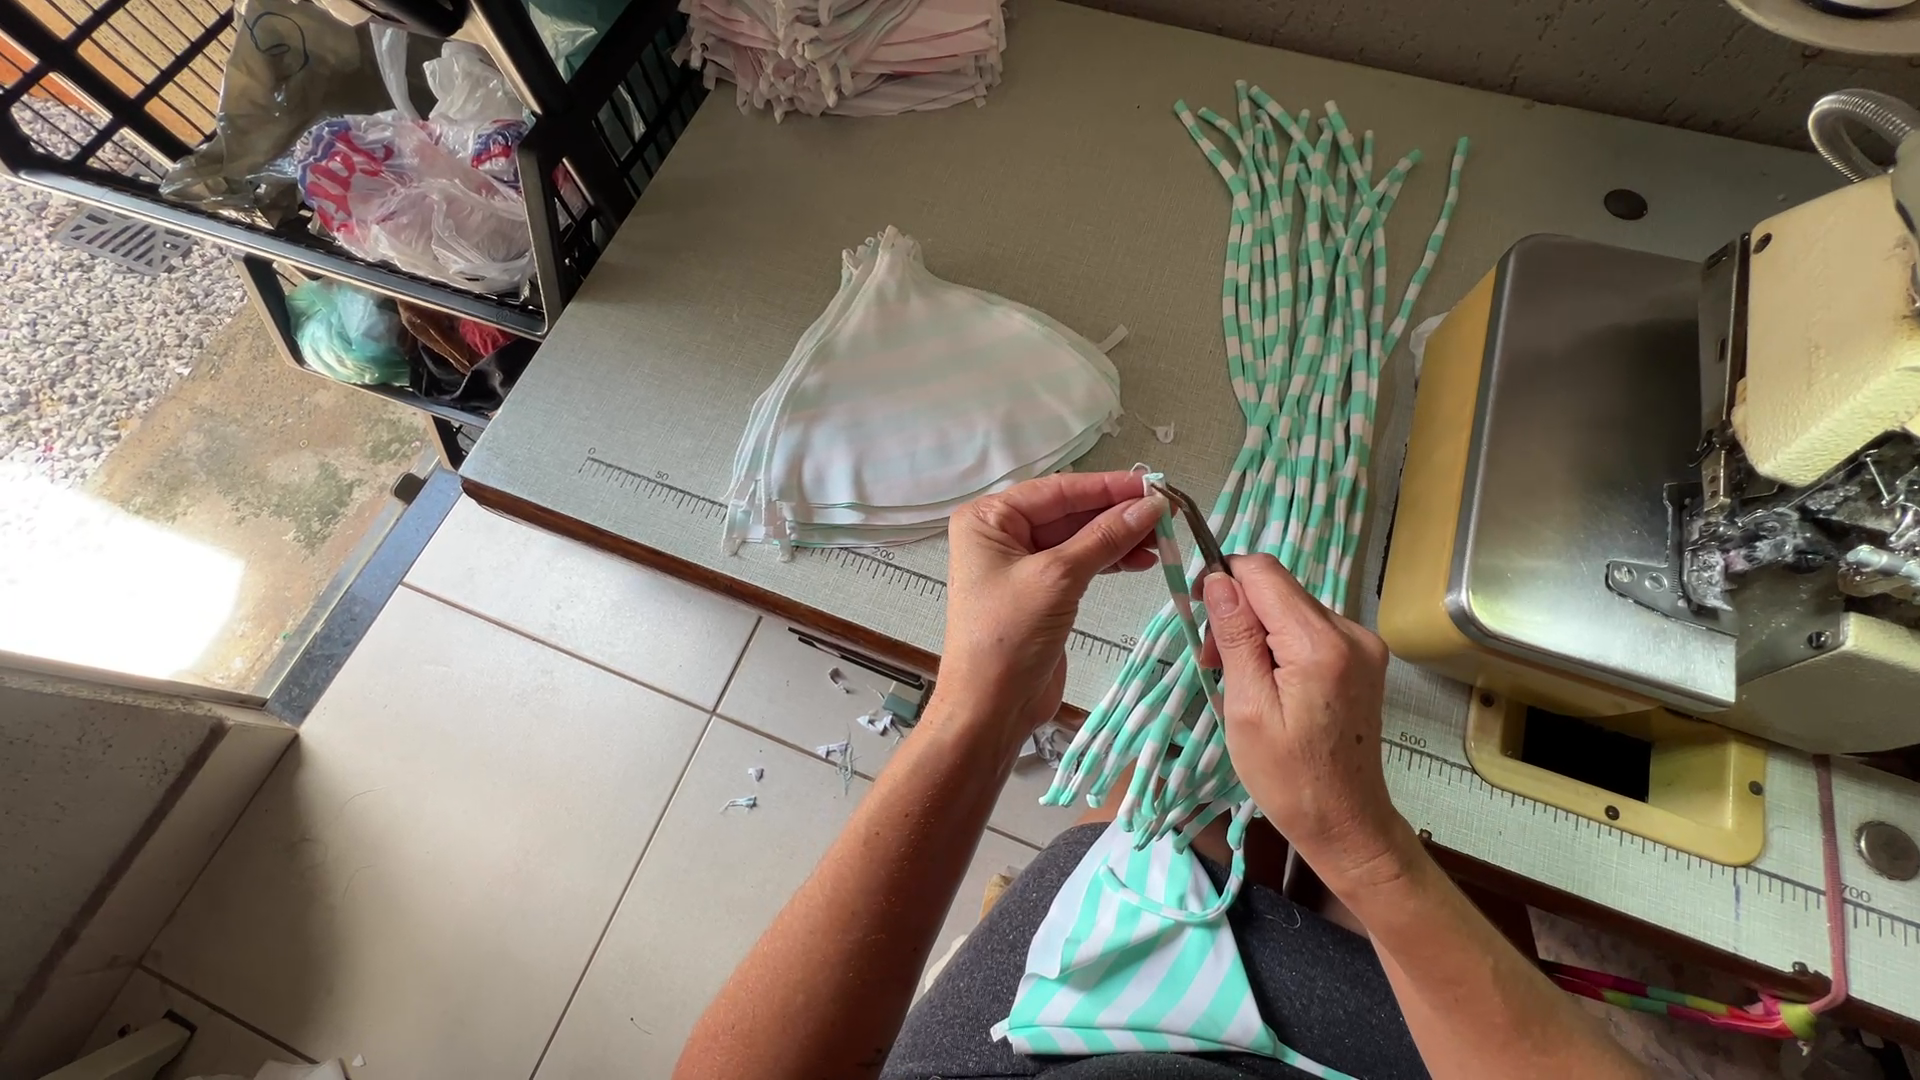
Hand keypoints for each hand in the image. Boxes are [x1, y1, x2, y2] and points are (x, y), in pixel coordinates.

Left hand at [937, 471, 1165, 746]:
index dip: (1108, 487)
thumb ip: (1105, 538)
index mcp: (989, 518)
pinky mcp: (1040, 592)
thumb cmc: (1010, 635)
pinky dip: (1109, 560)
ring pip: (1078, 538)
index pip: (1057, 490)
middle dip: (1116, 514)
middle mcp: (1001, 534)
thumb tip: (1151, 506)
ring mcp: (1020, 564)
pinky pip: (1079, 563)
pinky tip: (1141, 560)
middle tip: (1167, 515)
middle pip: (1068, 512)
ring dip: (1119, 538)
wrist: (990, 707)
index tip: (1155, 485)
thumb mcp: (1058, 577)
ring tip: (1163, 540)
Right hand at [1200, 554, 1412, 892]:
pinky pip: (1305, 627)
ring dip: (1254, 631)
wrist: (1346, 823)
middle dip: (1236, 613)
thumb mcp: (1247, 707)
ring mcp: (1362, 644)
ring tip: (1239, 679)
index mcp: (1320, 644)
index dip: (1223, 579)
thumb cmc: (1286, 777)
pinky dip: (1277, 643)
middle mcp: (1351, 631)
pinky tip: (1267, 681)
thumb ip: (1236, 637)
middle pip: (1276, 588)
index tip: (1199, 615)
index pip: (1264, 572)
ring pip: (1288, 606)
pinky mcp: (1361, 657)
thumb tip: (1218, 579)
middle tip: (1214, 664)